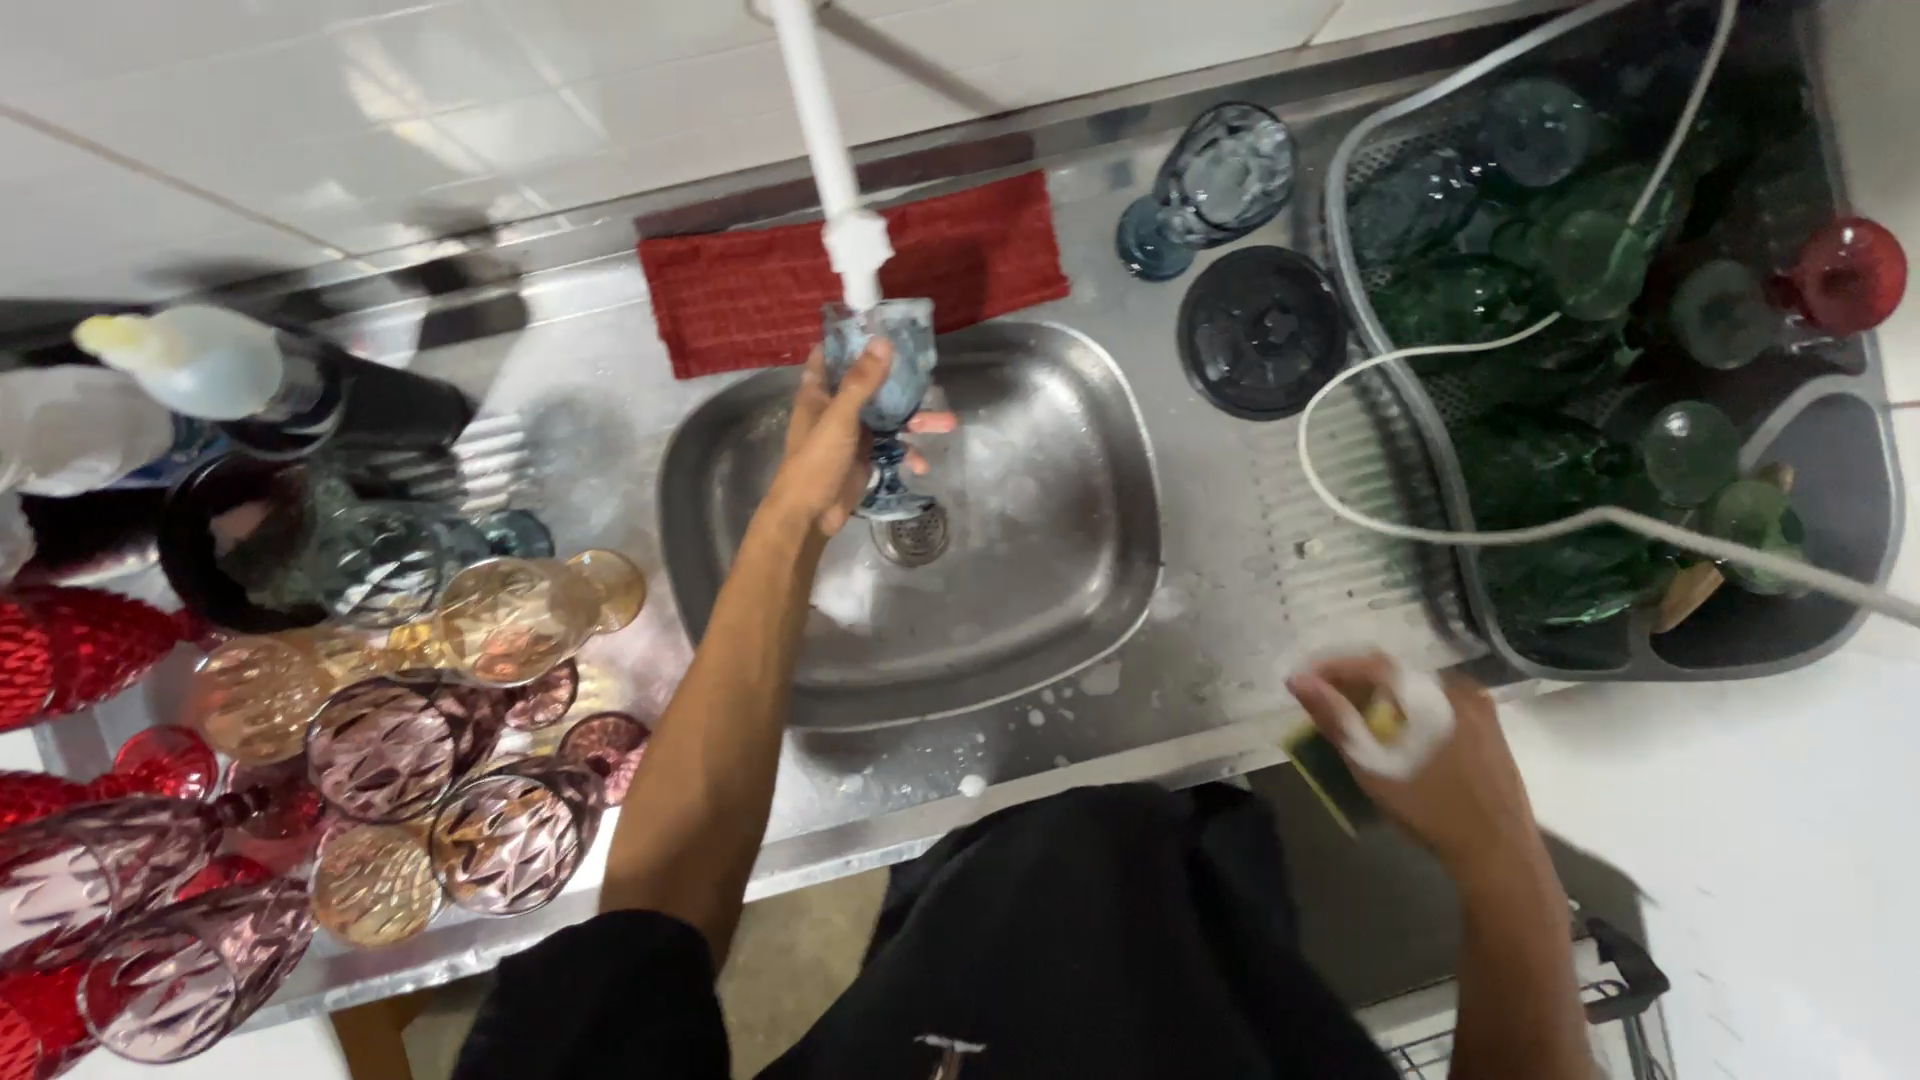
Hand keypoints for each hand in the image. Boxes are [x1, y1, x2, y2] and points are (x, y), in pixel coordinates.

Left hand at [765, 339, 957, 537]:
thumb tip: (883, 342)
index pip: (828, 355)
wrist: (810, 514)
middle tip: (931, 374)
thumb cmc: (816, 460)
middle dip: (902, 383)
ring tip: (949, 423)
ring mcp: (853, 435)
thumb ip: (861, 381)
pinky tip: (921, 464)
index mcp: (820, 393)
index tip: (878, 326)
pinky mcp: (866, 459)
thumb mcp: (840, 417)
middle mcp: (836, 409)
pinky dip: (907, 454)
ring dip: (917, 421)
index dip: (848, 340)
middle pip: (872, 386)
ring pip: (889, 419)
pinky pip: (892, 449)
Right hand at [1286, 653, 1545, 881]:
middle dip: (1353, 684)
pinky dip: (1407, 711)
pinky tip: (1394, 735)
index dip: (1332, 668)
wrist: (1499, 855)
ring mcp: (1478, 708)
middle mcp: (1459, 690)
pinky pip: (1437, 705)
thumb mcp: (1373, 766)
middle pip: (1394, 674)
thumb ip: (1335, 719)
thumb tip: (1298, 681)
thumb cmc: (1431, 809)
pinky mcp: (1488, 728)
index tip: (1303, 682)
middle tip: (1324, 703)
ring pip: (1415, 689)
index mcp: (1432, 694)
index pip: (1372, 663)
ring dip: (1379, 698)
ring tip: (1353, 719)